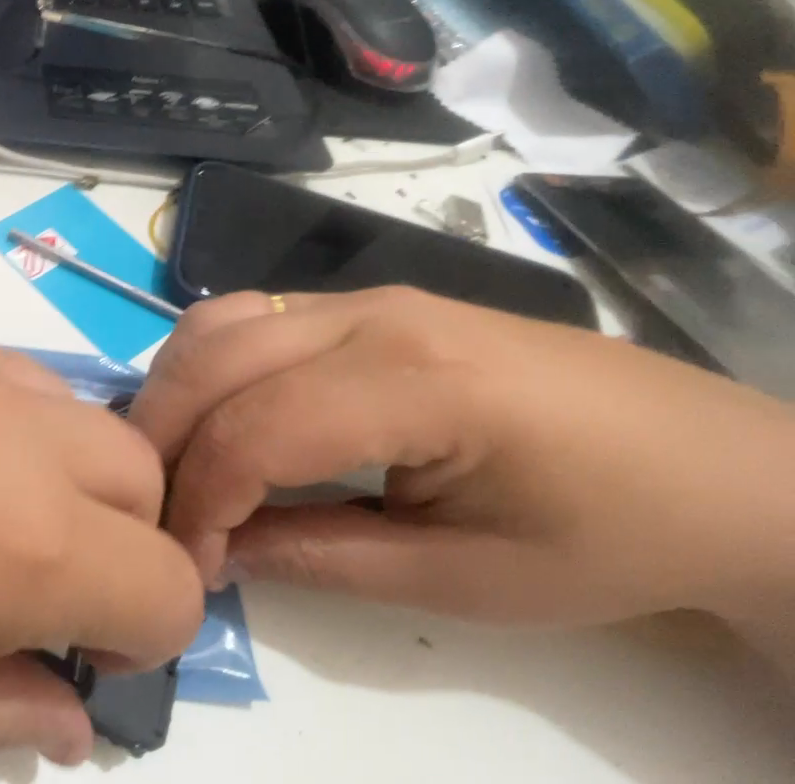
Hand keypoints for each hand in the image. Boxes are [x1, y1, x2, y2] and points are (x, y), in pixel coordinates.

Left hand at [0, 320, 202, 765]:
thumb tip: (66, 712)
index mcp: (23, 537)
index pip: (168, 585)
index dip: (135, 640)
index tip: (68, 657)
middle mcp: (2, 423)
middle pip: (135, 474)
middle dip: (111, 540)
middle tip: (17, 586)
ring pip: (59, 403)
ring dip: (46, 466)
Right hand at [131, 289, 794, 631]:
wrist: (723, 469)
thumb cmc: (610, 535)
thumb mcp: (470, 578)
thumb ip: (322, 557)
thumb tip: (214, 553)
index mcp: (417, 382)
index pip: (257, 428)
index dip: (201, 498)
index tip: (189, 562)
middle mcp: (372, 316)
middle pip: (213, 359)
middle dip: (162, 438)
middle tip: (154, 511)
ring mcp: (365, 299)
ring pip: (216, 323)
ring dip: (173, 393)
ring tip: (172, 464)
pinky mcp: (364, 303)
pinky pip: (248, 318)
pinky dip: (205, 367)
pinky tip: (214, 418)